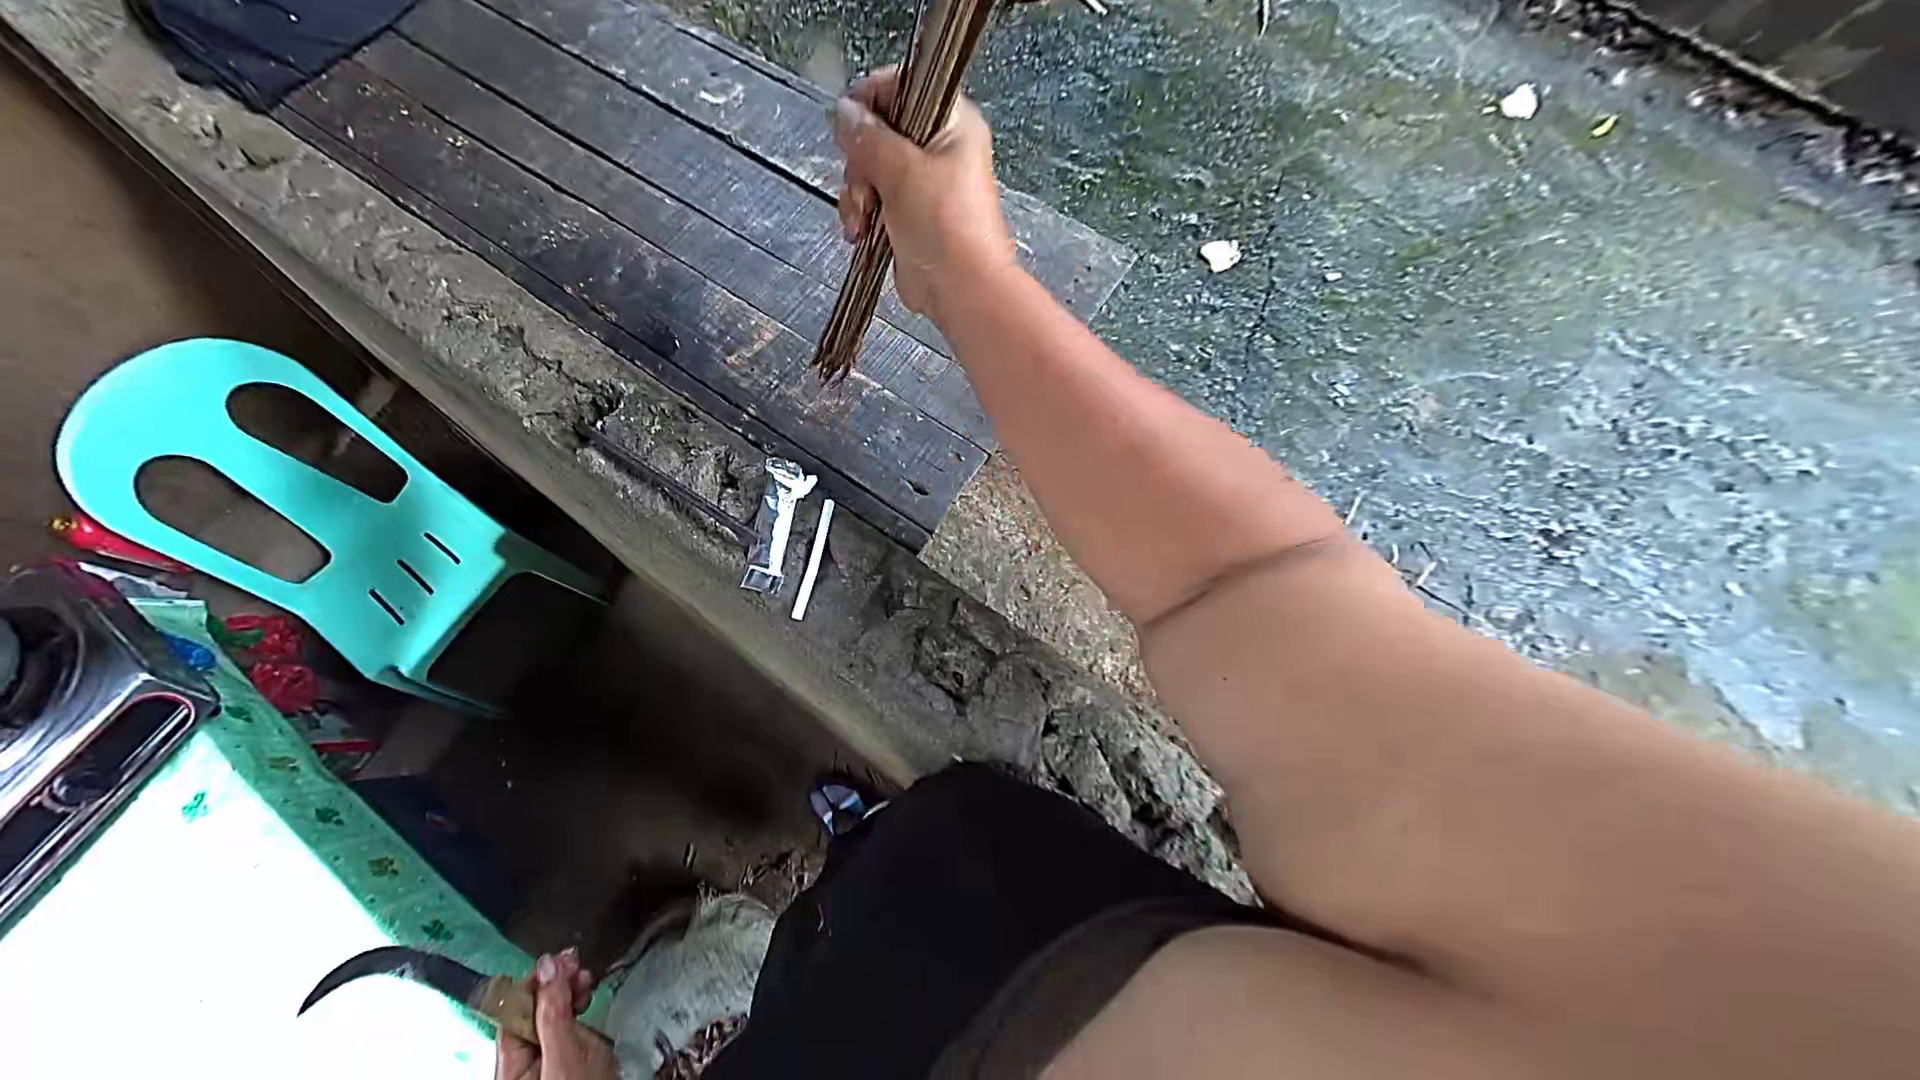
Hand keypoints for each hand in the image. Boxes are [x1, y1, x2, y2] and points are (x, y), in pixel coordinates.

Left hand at [494, 949, 605, 1079]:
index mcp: (511, 1066)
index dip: (535, 982)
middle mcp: (524, 1062)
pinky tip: (586, 994)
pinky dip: (577, 1004)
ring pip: (550, 1013)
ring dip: (568, 989)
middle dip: (555, 983)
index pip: (515, 1012)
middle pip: (532, 1010)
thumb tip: (548, 967)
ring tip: (585, 979)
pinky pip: (566, 1023)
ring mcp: (546, 1059)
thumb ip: (554, 1013)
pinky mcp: (568, 1056)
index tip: (559, 960)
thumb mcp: (565, 1057)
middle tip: (578, 964)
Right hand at [831, 66, 1016, 319]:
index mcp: (951, 123)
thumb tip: (845, 114)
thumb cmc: (951, 230)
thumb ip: (868, 135)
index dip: (870, 103)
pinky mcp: (908, 217)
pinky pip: (872, 203)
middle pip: (878, 133)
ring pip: (870, 171)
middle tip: (867, 182)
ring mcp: (922, 186)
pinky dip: (861, 215)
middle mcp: (939, 151)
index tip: (854, 128)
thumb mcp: (901, 168)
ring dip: (857, 194)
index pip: (901, 86)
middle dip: (861, 161)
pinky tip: (863, 230)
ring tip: (865, 215)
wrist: (958, 287)